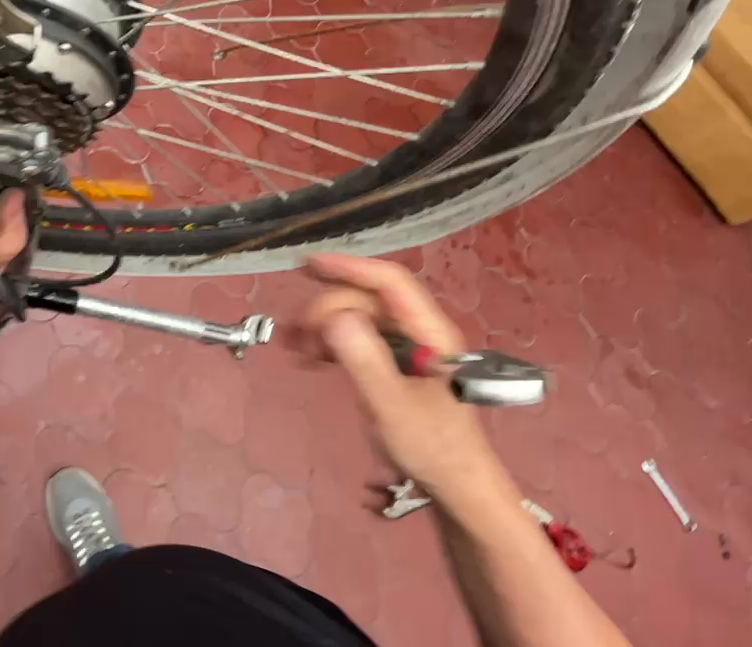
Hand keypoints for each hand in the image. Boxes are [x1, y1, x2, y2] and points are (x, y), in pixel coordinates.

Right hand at [300, 253, 512, 500]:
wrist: (457, 487)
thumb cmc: (432, 447)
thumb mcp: (393, 407)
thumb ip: (366, 361)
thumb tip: (334, 317)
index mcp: (430, 332)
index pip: (390, 282)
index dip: (350, 267)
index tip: (309, 265)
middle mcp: (419, 331)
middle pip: (369, 299)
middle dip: (328, 307)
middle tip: (297, 333)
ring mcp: (407, 348)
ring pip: (360, 317)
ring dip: (325, 324)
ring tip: (294, 344)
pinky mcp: (395, 365)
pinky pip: (359, 339)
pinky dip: (332, 343)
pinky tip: (309, 356)